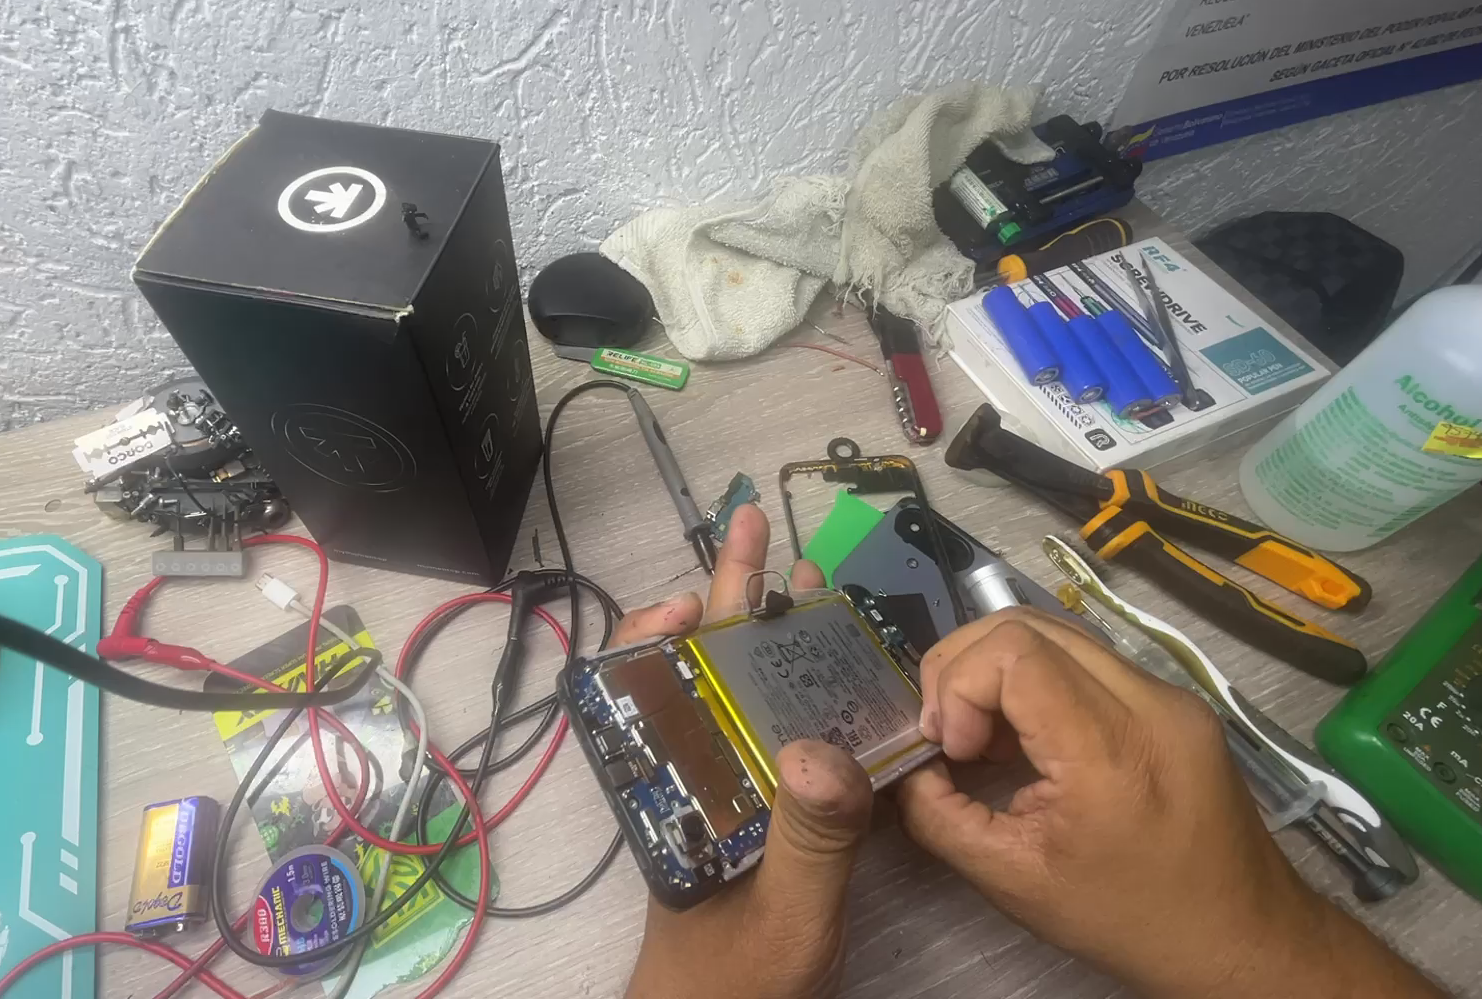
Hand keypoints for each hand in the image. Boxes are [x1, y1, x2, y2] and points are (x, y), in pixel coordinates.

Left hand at [617, 504, 873, 998]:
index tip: (686, 598)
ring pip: (745, 683)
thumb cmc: (736, 977)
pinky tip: (838, 669)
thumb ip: (808, 841)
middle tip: (751, 527)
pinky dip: (804, 686)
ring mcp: (733, 776)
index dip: (656, 630)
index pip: (643, 682)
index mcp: (677, 777)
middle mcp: (698, 762)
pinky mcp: (767, 799)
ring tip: (808, 580)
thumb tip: (822, 749)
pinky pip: (783, 727)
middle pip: (705, 661)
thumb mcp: (784, 912)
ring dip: (773, 627)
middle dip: (728, 592)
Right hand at [895, 608, 1442, 998]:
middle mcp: (1147, 699)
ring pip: (1045, 627)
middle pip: (1020, 625)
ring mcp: (1164, 691)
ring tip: (979, 725)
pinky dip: (1024, 674)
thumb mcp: (1013, 882)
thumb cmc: (1132, 920)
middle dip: (961, 666)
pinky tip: (1020, 727)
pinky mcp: (1166, 696)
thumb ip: (937, 815)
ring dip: (989, 665)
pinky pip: (1074, 652)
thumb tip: (907, 764)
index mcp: (1113, 748)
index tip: (954, 748)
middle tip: (951, 730)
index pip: (1012, 652)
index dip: (958, 685)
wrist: (1254, 946)